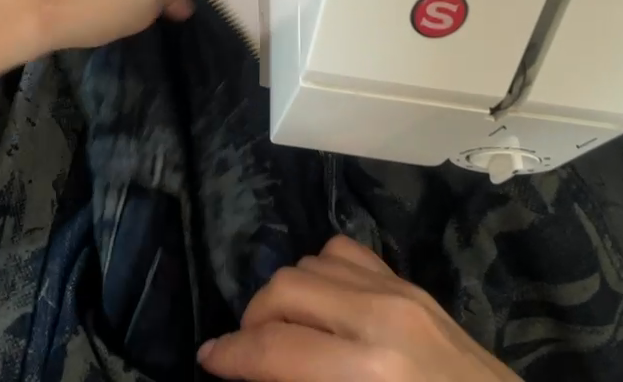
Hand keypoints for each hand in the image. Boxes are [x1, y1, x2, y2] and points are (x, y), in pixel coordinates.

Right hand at [199, 236, 520, 381]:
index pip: (275, 347)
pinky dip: (322, 271)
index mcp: (370, 372)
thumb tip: (262, 373)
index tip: (208, 361)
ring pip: (311, 262)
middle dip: (253, 320)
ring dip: (286, 294)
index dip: (231, 355)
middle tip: (248, 352)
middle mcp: (381, 318)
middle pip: (285, 289)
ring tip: (285, 329)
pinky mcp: (414, 286)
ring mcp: (401, 293)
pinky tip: (324, 302)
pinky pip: (347, 253)